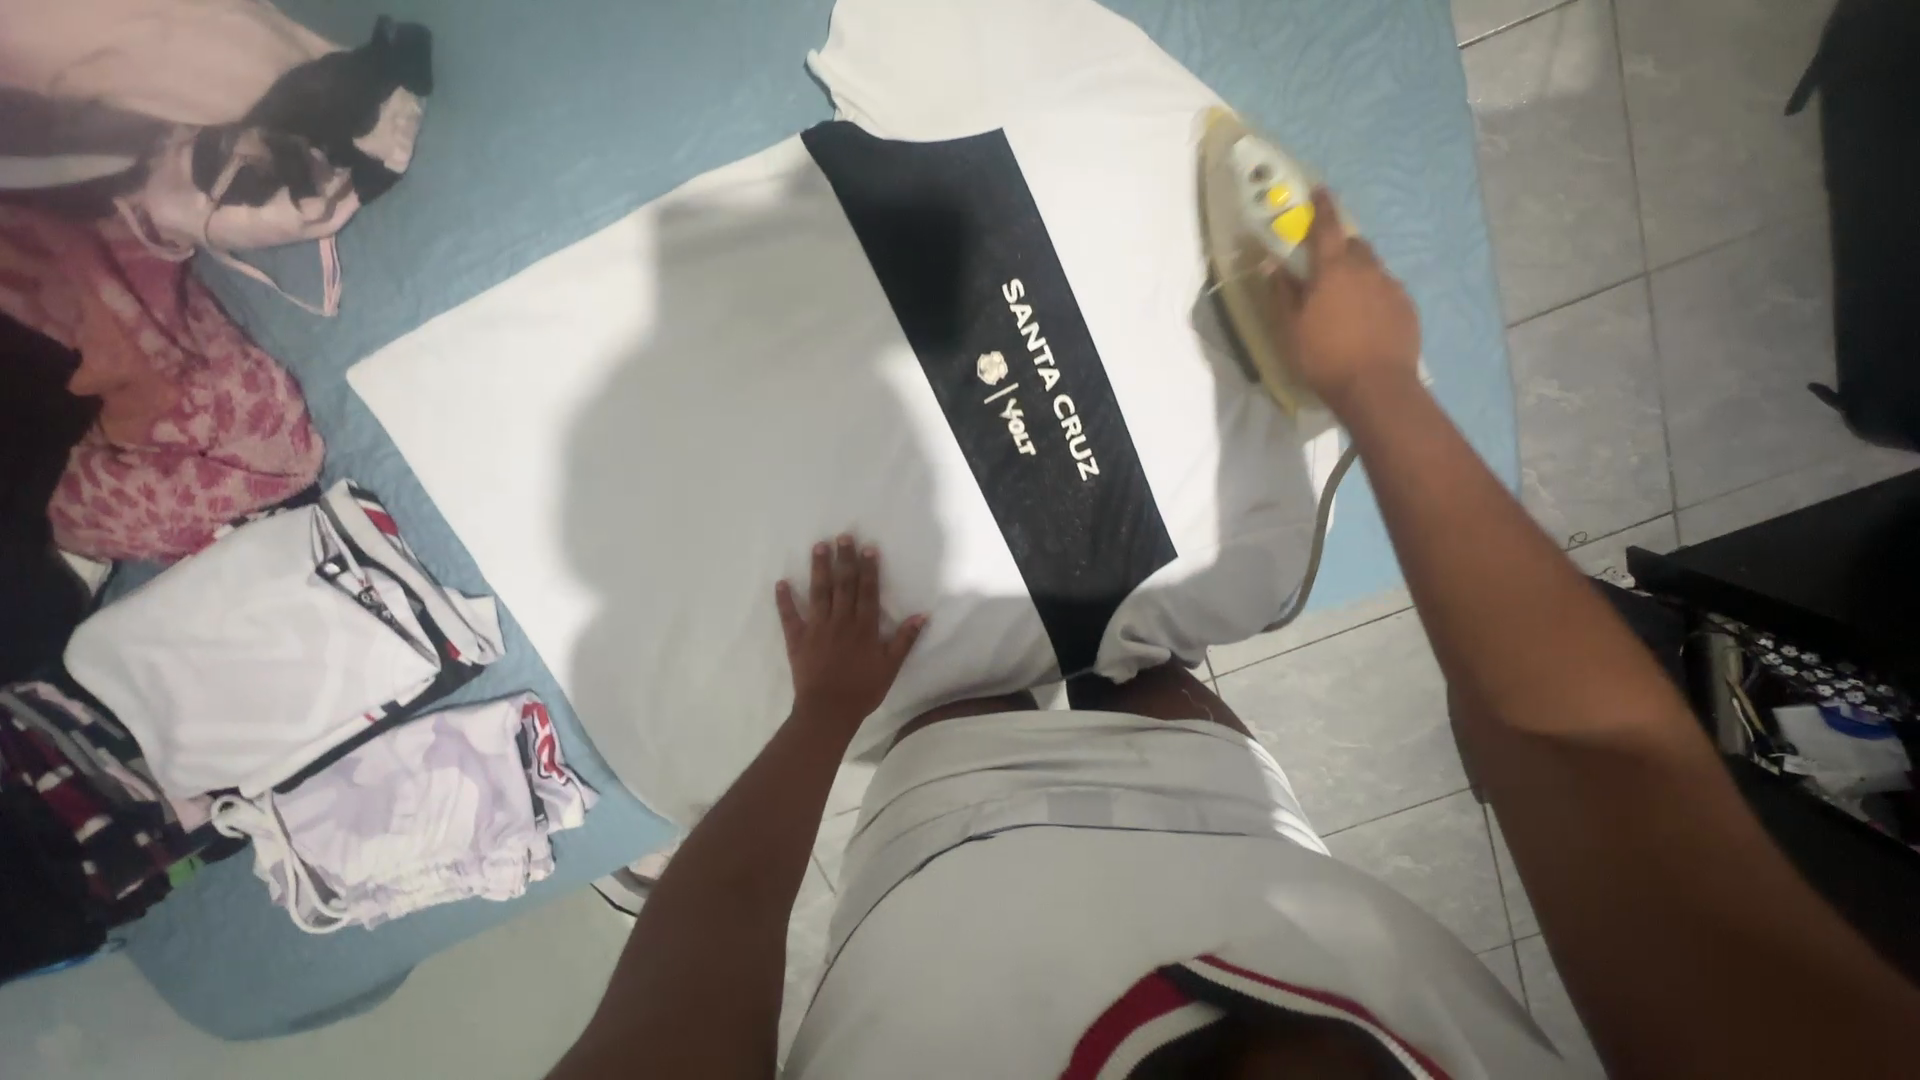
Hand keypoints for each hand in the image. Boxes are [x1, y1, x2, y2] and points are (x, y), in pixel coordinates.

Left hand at [775, 536, 926, 730]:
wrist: (829, 710)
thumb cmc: (863, 690)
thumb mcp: (890, 666)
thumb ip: (904, 640)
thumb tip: (921, 615)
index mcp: (864, 627)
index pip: (868, 591)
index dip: (868, 568)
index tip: (867, 547)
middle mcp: (841, 621)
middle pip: (843, 584)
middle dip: (844, 559)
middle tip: (843, 536)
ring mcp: (817, 628)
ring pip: (819, 592)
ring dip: (819, 568)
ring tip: (819, 546)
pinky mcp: (797, 639)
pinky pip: (789, 616)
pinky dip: (784, 600)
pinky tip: (780, 583)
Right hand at [1268, 188, 1422, 413]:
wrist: (1376, 387)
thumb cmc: (1323, 356)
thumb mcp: (1290, 327)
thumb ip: (1282, 292)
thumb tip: (1272, 263)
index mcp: (1333, 269)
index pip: (1326, 227)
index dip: (1322, 206)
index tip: (1319, 191)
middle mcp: (1366, 269)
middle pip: (1354, 245)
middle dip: (1340, 245)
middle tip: (1325, 260)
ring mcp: (1391, 287)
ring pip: (1372, 268)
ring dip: (1357, 272)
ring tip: (1345, 296)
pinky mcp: (1407, 307)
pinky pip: (1386, 290)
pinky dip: (1373, 294)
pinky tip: (1364, 318)